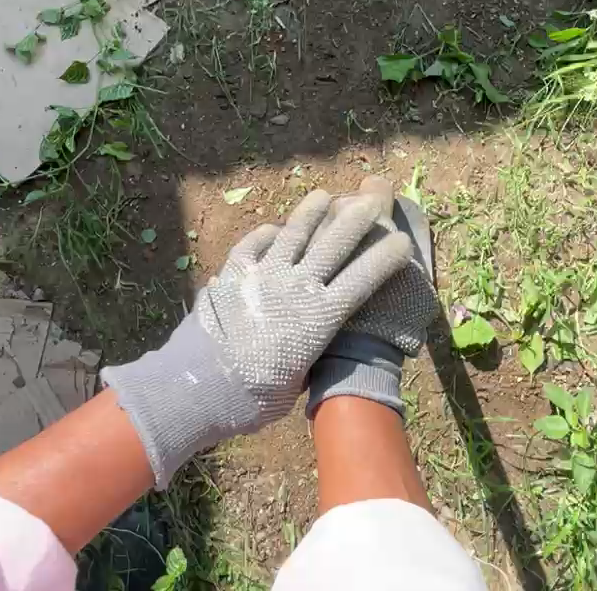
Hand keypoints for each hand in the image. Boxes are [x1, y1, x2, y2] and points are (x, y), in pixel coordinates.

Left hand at [100, 180, 413, 486]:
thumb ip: (309, 357)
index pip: (363, 280)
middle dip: (356, 219)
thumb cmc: (251, 400)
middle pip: (334, 244)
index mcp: (319, 318)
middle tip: (372, 200)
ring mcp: (263, 274)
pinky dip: (266, 234)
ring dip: (311, 213)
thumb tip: (312, 350)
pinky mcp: (233, 273)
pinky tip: (273, 228)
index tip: (402, 242)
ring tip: (324, 196)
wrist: (195, 387)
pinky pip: (254, 244)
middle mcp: (296, 287)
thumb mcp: (296, 384)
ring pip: (295, 233)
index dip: (385, 258)